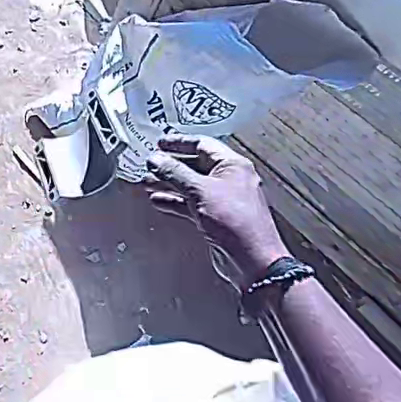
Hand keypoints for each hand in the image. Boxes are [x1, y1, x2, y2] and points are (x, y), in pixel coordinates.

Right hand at [146, 136, 288, 288]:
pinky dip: (174, 201)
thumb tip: (157, 160)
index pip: (202, 144)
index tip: (161, 143)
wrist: (251, 259)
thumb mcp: (200, 190)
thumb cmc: (238, 223)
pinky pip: (190, 203)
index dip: (179, 142)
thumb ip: (175, 173)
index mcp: (233, 165)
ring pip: (190, 185)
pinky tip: (160, 201)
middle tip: (151, 164)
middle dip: (170, 165)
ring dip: (169, 183)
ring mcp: (222, 199)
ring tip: (149, 181)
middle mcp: (229, 179)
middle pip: (194, 165)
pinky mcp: (215, 217)